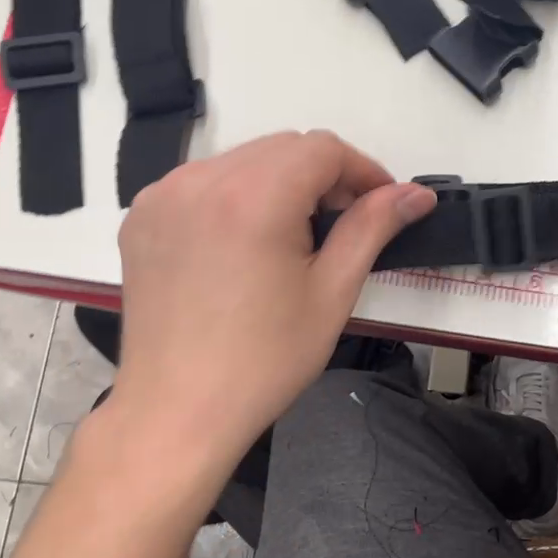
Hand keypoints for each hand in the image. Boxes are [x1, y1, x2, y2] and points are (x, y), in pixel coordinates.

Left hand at [102, 130, 434, 468]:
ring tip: (295, 239)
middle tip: (345, 226)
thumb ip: (373, 228)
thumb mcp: (332, 292)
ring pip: (241, 161)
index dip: (362, 170)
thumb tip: (416, 195)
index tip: (382, 204)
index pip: (321, 148)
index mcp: (252, 198)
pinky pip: (202, 183)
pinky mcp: (142, 218)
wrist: (178, 410)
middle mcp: (200, 181)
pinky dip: (236, 197)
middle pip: (281, 147)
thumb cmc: (264, 361)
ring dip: (280, 183)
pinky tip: (248, 244)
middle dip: (324, 176)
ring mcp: (163, 197)